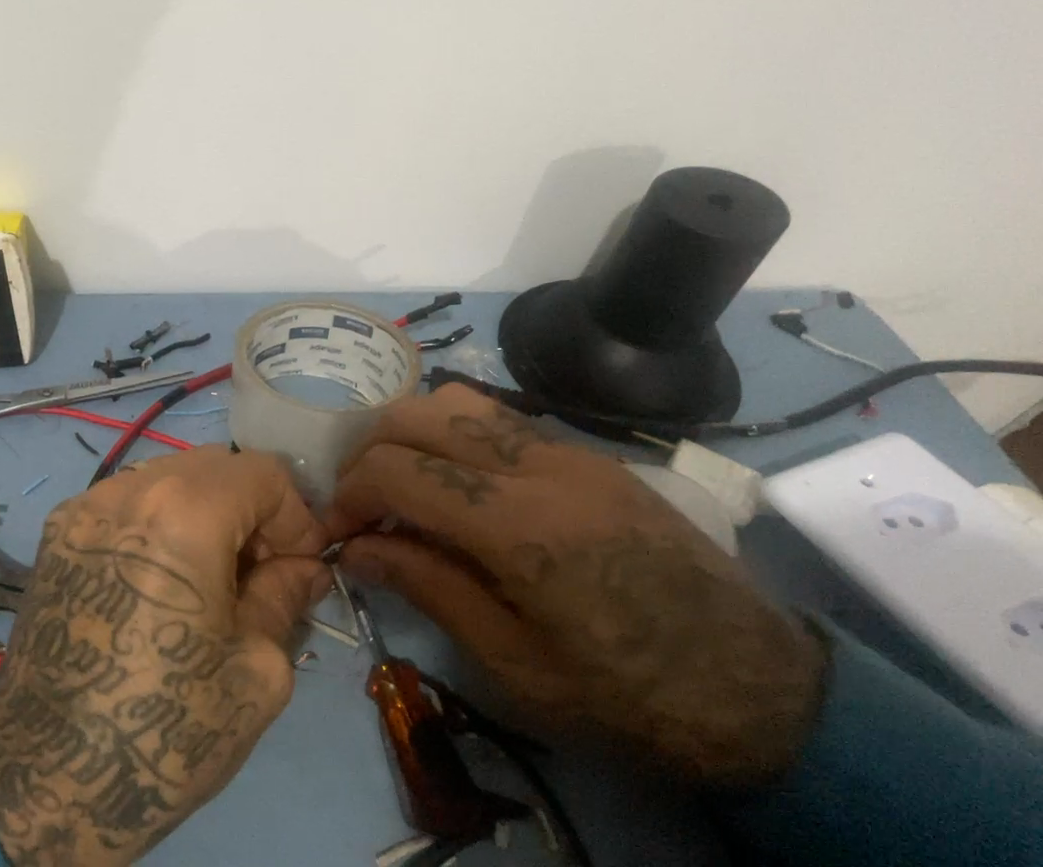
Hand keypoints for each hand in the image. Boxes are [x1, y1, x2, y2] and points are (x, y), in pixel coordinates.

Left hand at [0, 446, 329, 864]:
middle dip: (251, 509)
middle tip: (262, 574)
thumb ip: (284, 596)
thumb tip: (303, 566)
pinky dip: (159, 523)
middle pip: (211, 465)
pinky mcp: (55, 536)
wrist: (48, 773)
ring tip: (211, 581)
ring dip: (205, 511)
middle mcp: (125, 492)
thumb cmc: (167, 729)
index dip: (297, 515)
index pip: (261, 472)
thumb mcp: (255, 670)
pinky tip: (163, 583)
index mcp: (181, 514)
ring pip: (165, 478)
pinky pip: (125, 504)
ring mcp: (81, 509)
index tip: (301, 568)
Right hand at [324, 385, 828, 786]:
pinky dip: (456, 438)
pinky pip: (502, 421)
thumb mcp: (510, 661)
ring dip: (412, 435)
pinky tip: (458, 490)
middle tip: (361, 508)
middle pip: (417, 414)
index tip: (336, 536)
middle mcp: (540, 467)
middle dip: (368, 453)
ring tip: (404, 489)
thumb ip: (426, 587)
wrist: (762, 693)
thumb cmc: (624, 696)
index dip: (347, 497)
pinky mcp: (593, 458)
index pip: (395, 470)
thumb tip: (354, 548)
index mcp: (517, 524)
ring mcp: (572, 453)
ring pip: (459, 401)